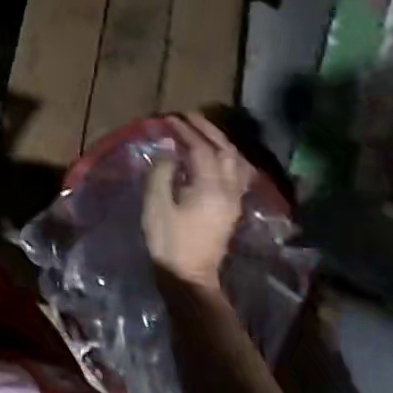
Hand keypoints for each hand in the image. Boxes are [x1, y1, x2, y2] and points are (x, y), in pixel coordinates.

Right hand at [143, 112, 249, 290]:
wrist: (188, 275)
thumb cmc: (168, 238)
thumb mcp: (157, 203)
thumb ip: (163, 172)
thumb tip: (171, 149)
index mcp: (210, 188)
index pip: (202, 150)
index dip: (186, 131)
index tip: (168, 119)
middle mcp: (229, 191)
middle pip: (225, 152)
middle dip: (207, 131)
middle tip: (188, 117)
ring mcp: (234, 200)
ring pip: (235, 162)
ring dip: (220, 142)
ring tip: (202, 131)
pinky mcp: (231, 208)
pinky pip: (236, 173)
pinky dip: (226, 157)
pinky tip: (215, 156)